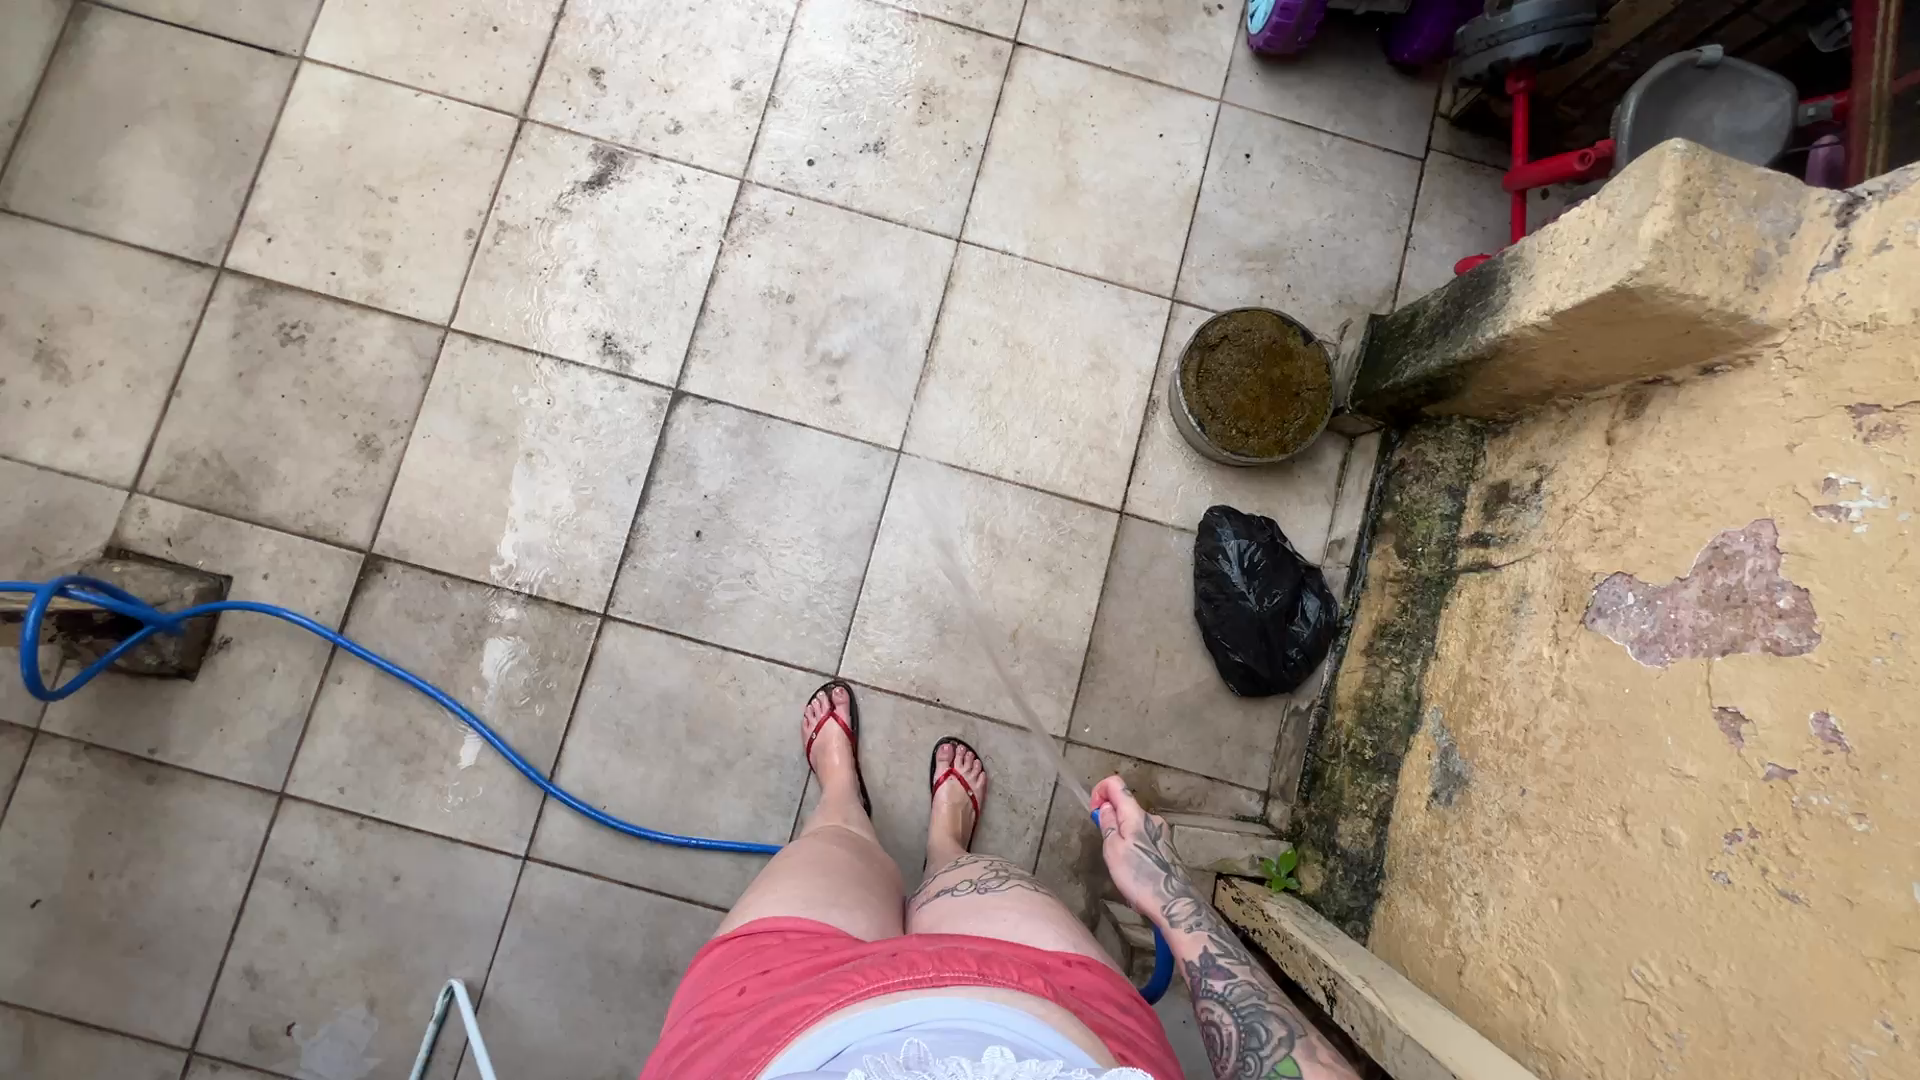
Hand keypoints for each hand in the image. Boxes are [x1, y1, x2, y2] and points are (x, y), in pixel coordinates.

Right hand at [1091, 775, 1191, 927]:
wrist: (1175, 904)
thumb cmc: (1140, 877)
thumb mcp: (1113, 850)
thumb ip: (1108, 824)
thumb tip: (1106, 806)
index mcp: (1136, 814)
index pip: (1115, 784)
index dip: (1099, 791)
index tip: (1094, 813)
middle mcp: (1151, 818)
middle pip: (1125, 804)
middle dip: (1110, 817)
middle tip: (1105, 844)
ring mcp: (1161, 833)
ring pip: (1133, 822)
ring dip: (1121, 833)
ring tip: (1120, 862)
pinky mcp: (1166, 847)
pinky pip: (1143, 836)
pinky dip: (1133, 843)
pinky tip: (1134, 868)